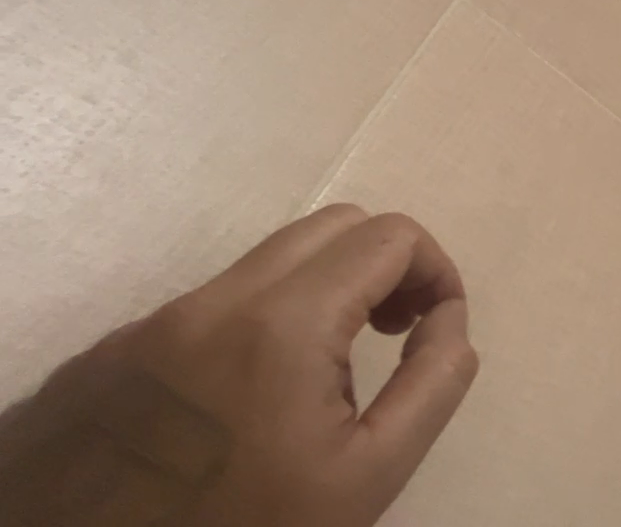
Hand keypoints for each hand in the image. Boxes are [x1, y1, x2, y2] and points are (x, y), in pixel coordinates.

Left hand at [0, 205, 478, 526]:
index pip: (391, 236)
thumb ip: (438, 376)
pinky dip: (259, 320)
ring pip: (270, 260)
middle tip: (394, 326)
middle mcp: (205, 307)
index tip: (433, 323)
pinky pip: (210, 305)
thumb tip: (445, 315)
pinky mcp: (98, 361)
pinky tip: (249, 396)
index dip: (435, 268)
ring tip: (327, 363)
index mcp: (280, 325)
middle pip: (335, 226)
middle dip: (385, 264)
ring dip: (325, 288)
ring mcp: (141, 331)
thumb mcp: (375, 471)